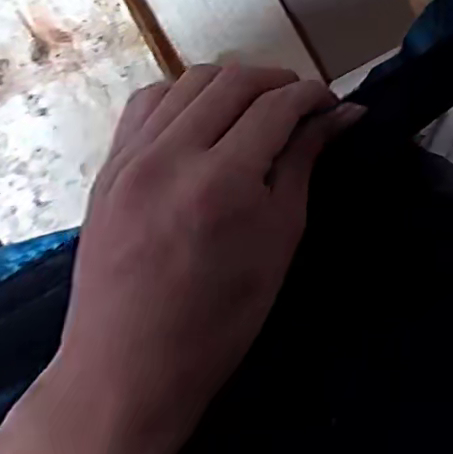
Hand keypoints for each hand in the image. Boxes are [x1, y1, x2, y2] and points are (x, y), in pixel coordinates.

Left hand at [0, 64, 362, 453]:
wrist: (126, 372)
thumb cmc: (222, 315)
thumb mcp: (281, 235)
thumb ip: (306, 160)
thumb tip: (345, 114)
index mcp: (222, 181)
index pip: (278, 106)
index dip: (314, 95)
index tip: (333, 104)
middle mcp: (171, 156)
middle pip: (236, 81)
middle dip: (280, 80)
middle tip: (303, 104)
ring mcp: (130, 159)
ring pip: (192, 80)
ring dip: (235, 82)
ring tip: (258, 106)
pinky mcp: (107, 168)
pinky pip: (149, 101)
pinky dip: (186, 93)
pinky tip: (205, 115)